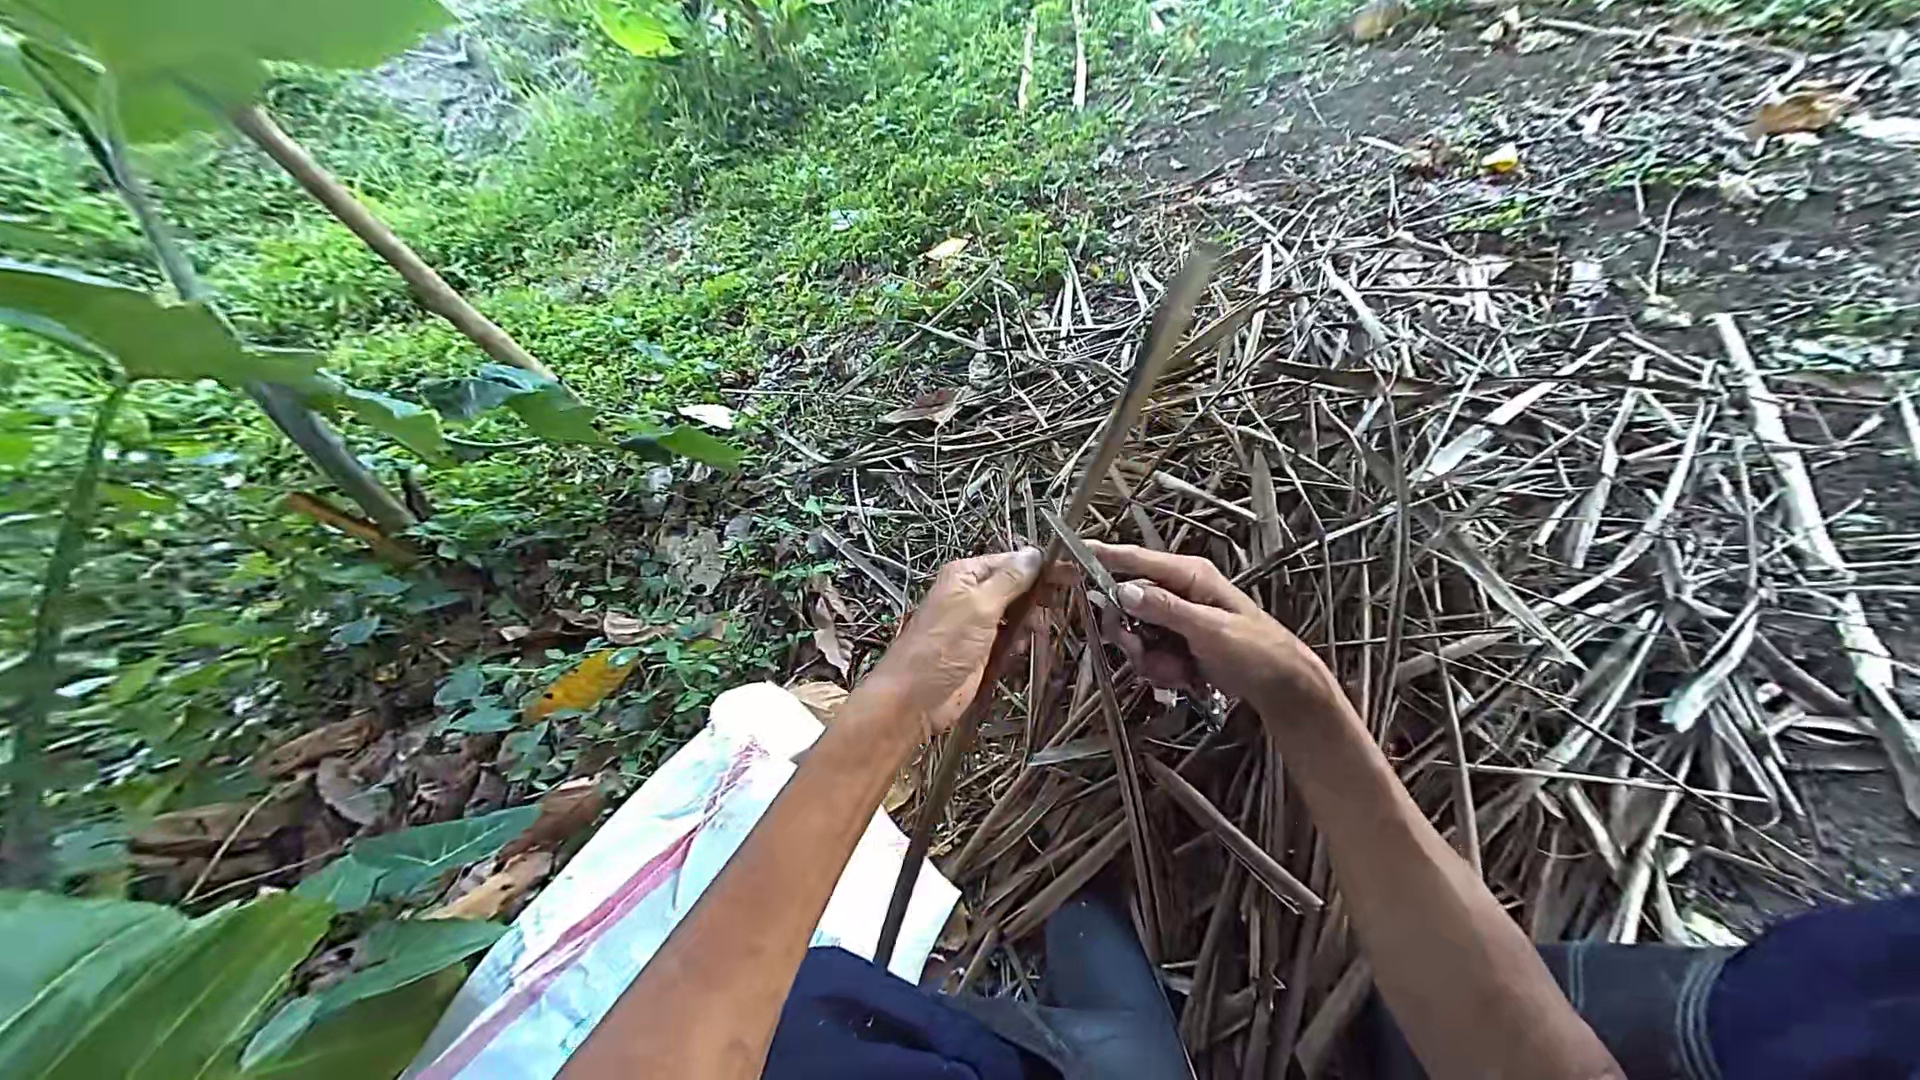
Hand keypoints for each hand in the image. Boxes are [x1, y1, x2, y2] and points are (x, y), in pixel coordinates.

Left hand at [859, 548, 1044, 741]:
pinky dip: (1019, 643)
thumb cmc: (942, 647)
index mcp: (966, 575)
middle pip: (1016, 586)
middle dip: (1038, 593)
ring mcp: (977, 624)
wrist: (915, 698)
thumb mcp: (979, 606)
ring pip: (1016, 613)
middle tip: (1063, 600)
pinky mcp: (982, 650)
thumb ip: (1009, 580)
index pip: (1011, 562)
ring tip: (1040, 628)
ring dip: (1030, 620)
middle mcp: (971, 594)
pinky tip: (1021, 649)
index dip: (1040, 566)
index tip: (1071, 571)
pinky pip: (1010, 639)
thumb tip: (1034, 554)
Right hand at [1087, 542, 1352, 722]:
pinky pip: (1146, 651)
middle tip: (1138, 650)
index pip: (1137, 559)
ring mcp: (1174, 617)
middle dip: (1128, 632)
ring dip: (1146, 656)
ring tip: (1175, 670)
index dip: (1104, 556)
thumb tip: (1124, 590)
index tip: (1075, 554)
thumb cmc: (1257, 650)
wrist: (1281, 686)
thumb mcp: (1211, 629)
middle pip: (1126, 602)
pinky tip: (1181, 676)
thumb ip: (1165, 609)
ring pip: (1133, 632)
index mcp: (1189, 576)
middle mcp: (1177, 591)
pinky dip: (1158, 668)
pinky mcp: (1174, 641)